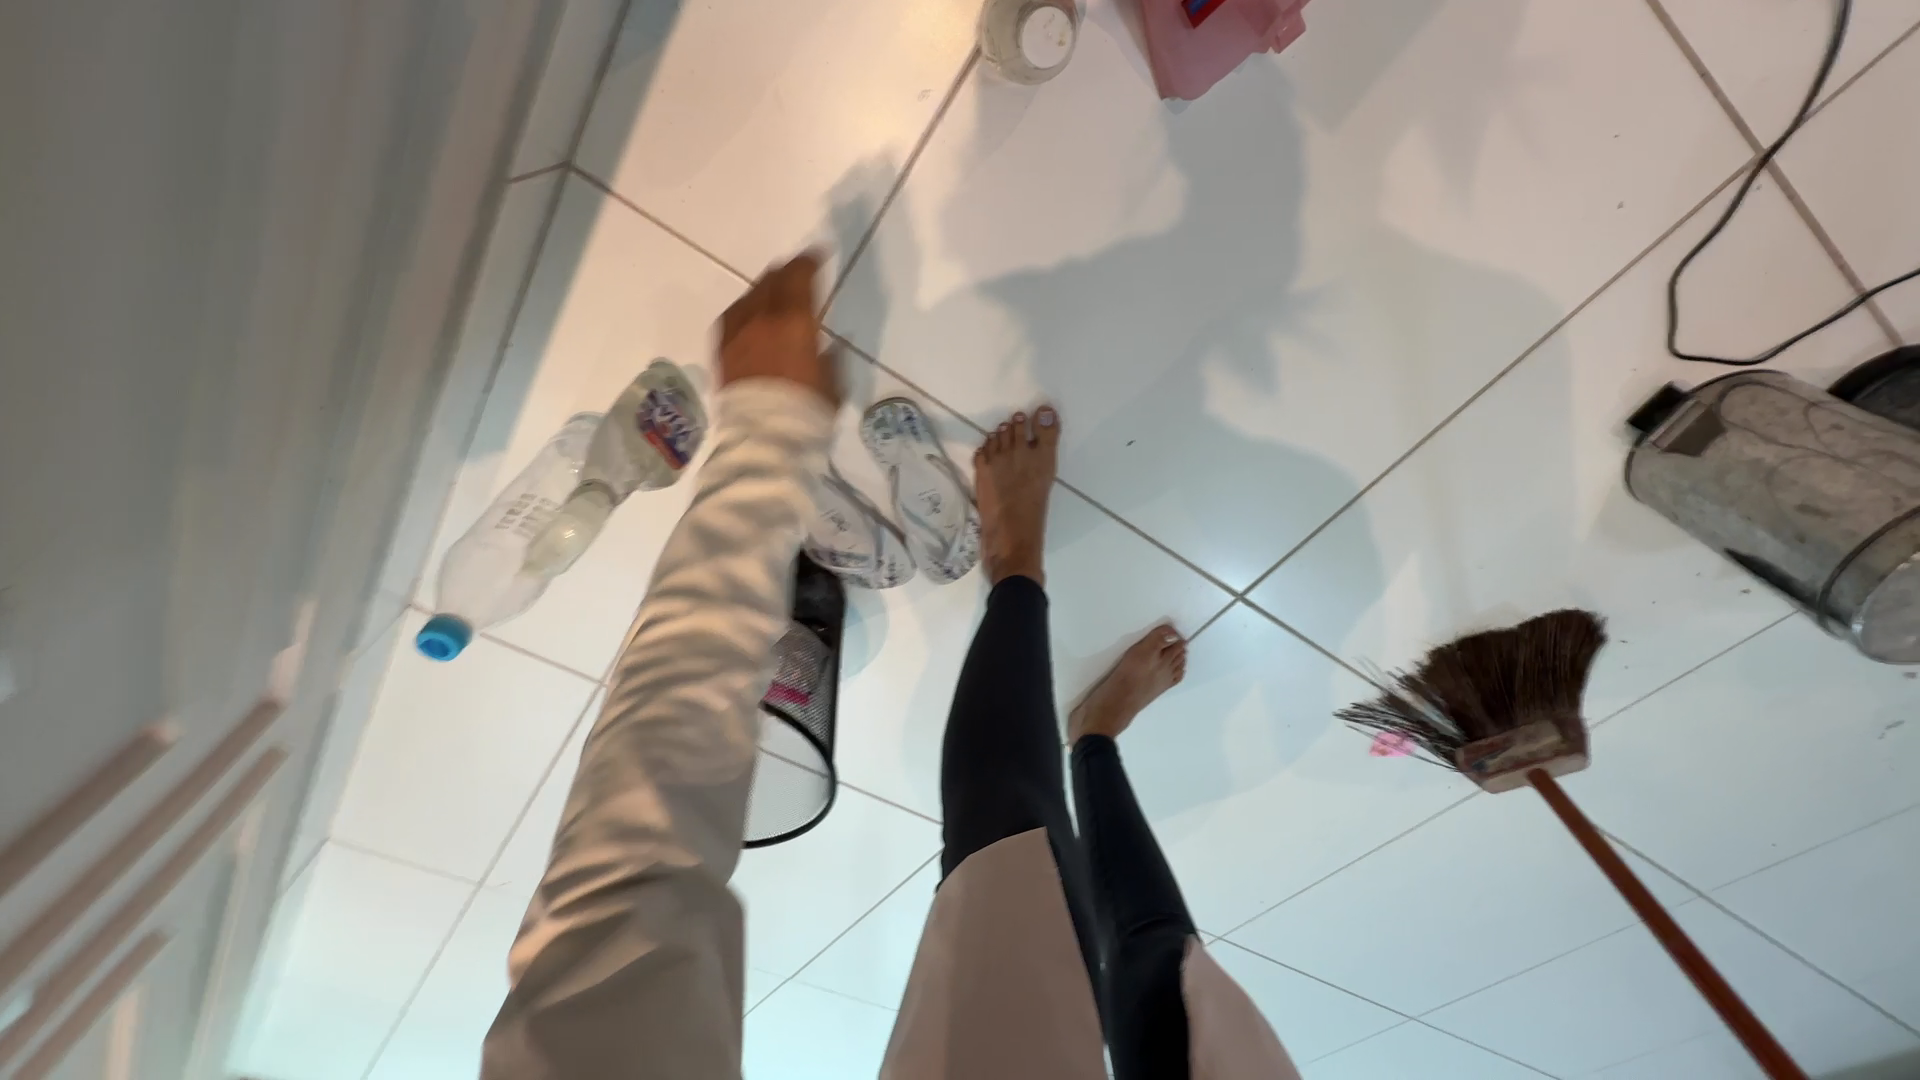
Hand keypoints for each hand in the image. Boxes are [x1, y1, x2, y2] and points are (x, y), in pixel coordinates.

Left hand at [717, 250, 838, 405]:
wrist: (762, 440)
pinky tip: (751, 316)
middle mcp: (763, 318)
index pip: (799, 277)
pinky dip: (746, 309)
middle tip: (798, 274)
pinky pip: (733, 316)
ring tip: (775, 294)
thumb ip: (828, 358)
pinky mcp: (722, 350)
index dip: (809, 262)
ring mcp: (738, 332)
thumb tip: (824, 347)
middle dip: (788, 273)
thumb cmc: (806, 414)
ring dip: (766, 289)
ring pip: (751, 295)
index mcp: (795, 322)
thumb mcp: (832, 385)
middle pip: (772, 280)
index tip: (818, 256)